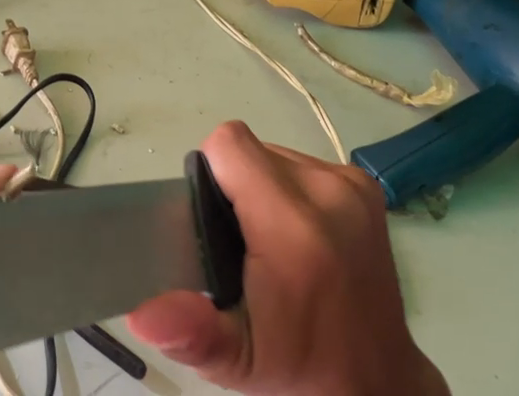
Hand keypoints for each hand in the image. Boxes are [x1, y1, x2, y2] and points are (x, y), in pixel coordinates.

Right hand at [127, 122, 448, 395]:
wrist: (376, 377)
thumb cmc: (298, 364)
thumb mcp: (237, 360)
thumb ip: (191, 331)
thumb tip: (142, 314)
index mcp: (292, 225)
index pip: (229, 146)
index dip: (210, 173)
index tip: (213, 219)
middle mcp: (327, 191)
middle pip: (252, 150)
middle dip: (235, 185)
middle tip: (240, 242)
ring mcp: (351, 184)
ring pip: (277, 155)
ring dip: (263, 186)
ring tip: (270, 240)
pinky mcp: (365, 186)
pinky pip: (304, 164)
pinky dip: (291, 189)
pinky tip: (299, 234)